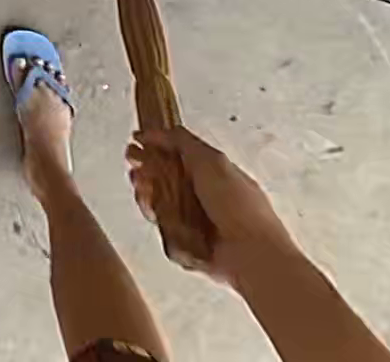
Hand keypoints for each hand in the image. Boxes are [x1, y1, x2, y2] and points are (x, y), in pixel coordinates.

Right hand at [128, 127, 296, 286]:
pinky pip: (163, 225)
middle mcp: (205, 196)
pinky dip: (154, 216)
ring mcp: (197, 220)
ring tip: (143, 191)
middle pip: (164, 176)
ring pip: (159, 199)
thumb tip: (150, 131)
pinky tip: (151, 211)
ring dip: (146, 192)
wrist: (253, 257)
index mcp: (214, 174)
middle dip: (145, 170)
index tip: (137, 146)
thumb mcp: (210, 160)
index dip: (155, 148)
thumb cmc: (238, 206)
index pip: (177, 155)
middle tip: (136, 171)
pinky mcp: (188, 244)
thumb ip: (180, 140)